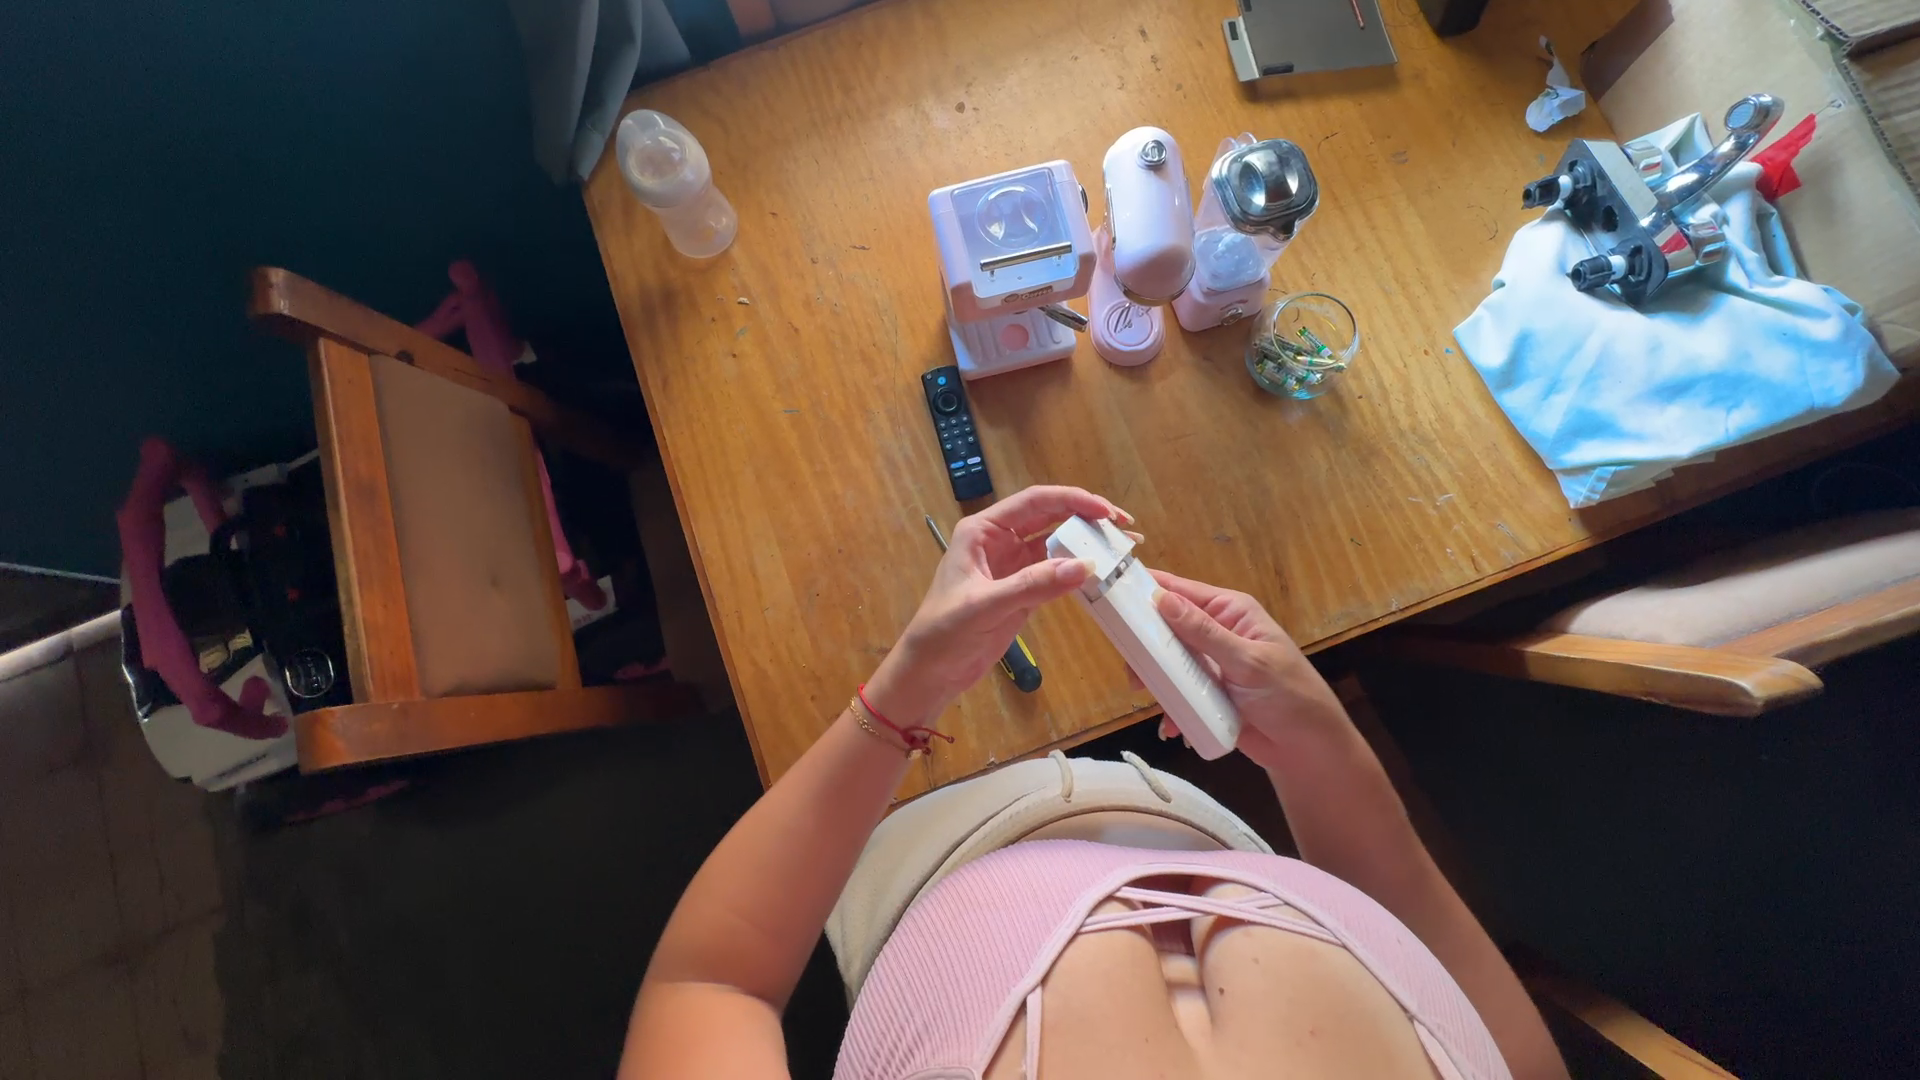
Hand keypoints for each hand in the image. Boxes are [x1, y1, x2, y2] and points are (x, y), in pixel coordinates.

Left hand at [865, 486, 1131, 727]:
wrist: (929, 672)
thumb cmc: (943, 632)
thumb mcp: (984, 606)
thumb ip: (1032, 585)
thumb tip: (1085, 566)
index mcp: (983, 531)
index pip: (1034, 502)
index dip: (1072, 501)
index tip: (1106, 512)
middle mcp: (999, 541)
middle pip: (1050, 517)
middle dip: (1087, 518)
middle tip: (1126, 528)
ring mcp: (1012, 566)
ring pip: (1057, 545)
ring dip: (1087, 544)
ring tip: (1124, 548)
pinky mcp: (1022, 591)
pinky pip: (1056, 573)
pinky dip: (1079, 572)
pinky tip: (1103, 574)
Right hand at [1143, 570, 1347, 772]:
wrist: (1307, 750)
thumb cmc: (1290, 696)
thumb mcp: (1248, 661)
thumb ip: (1204, 633)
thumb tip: (1162, 598)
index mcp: (1229, 610)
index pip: (1180, 590)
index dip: (1146, 589)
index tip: (1110, 593)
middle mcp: (1215, 631)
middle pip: (1165, 626)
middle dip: (1144, 645)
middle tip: (1130, 665)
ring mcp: (1208, 662)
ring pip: (1165, 660)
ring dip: (1154, 679)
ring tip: (1147, 697)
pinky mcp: (1204, 691)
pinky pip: (1174, 690)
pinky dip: (1169, 705)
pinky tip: (1171, 724)